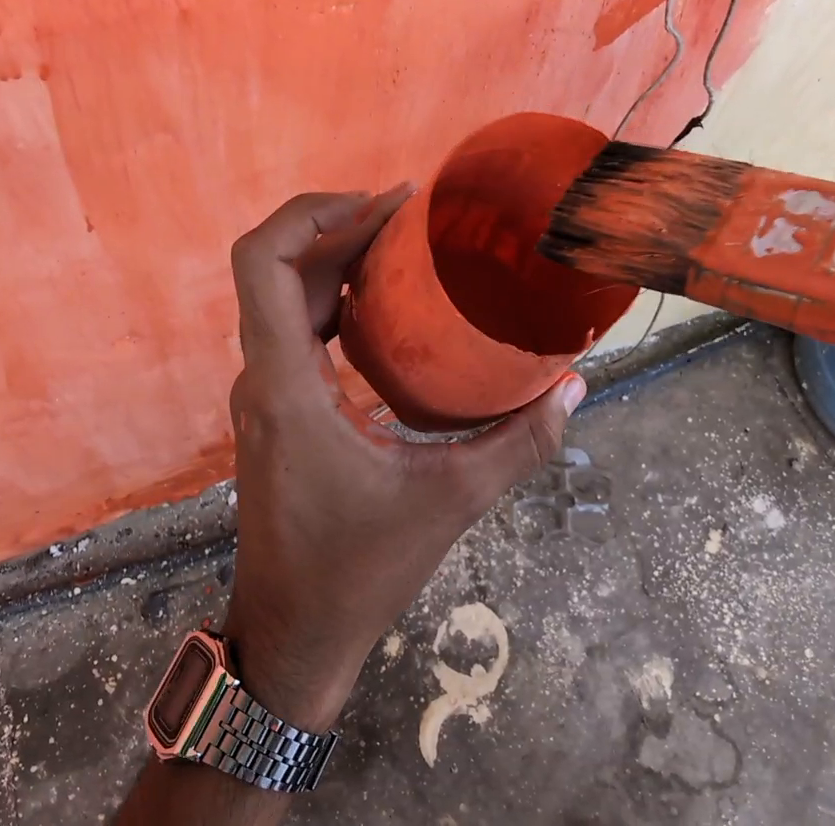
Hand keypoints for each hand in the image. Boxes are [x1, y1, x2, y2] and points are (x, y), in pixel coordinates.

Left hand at [222, 187, 584, 731]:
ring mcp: (263, 396)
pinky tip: (388, 309)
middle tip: (412, 213)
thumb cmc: (359, 570)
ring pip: (284, 300)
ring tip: (406, 245)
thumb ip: (520, 444)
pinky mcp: (276, 413)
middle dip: (339, 228)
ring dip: (336, 263)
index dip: (311, 212)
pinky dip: (335, 303)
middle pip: (277, 269)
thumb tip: (574, 386)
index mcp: (286, 385)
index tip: (380, 202)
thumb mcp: (451, 502)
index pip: (262, 262)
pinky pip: (296, 332)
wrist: (293, 633)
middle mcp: (261, 378)